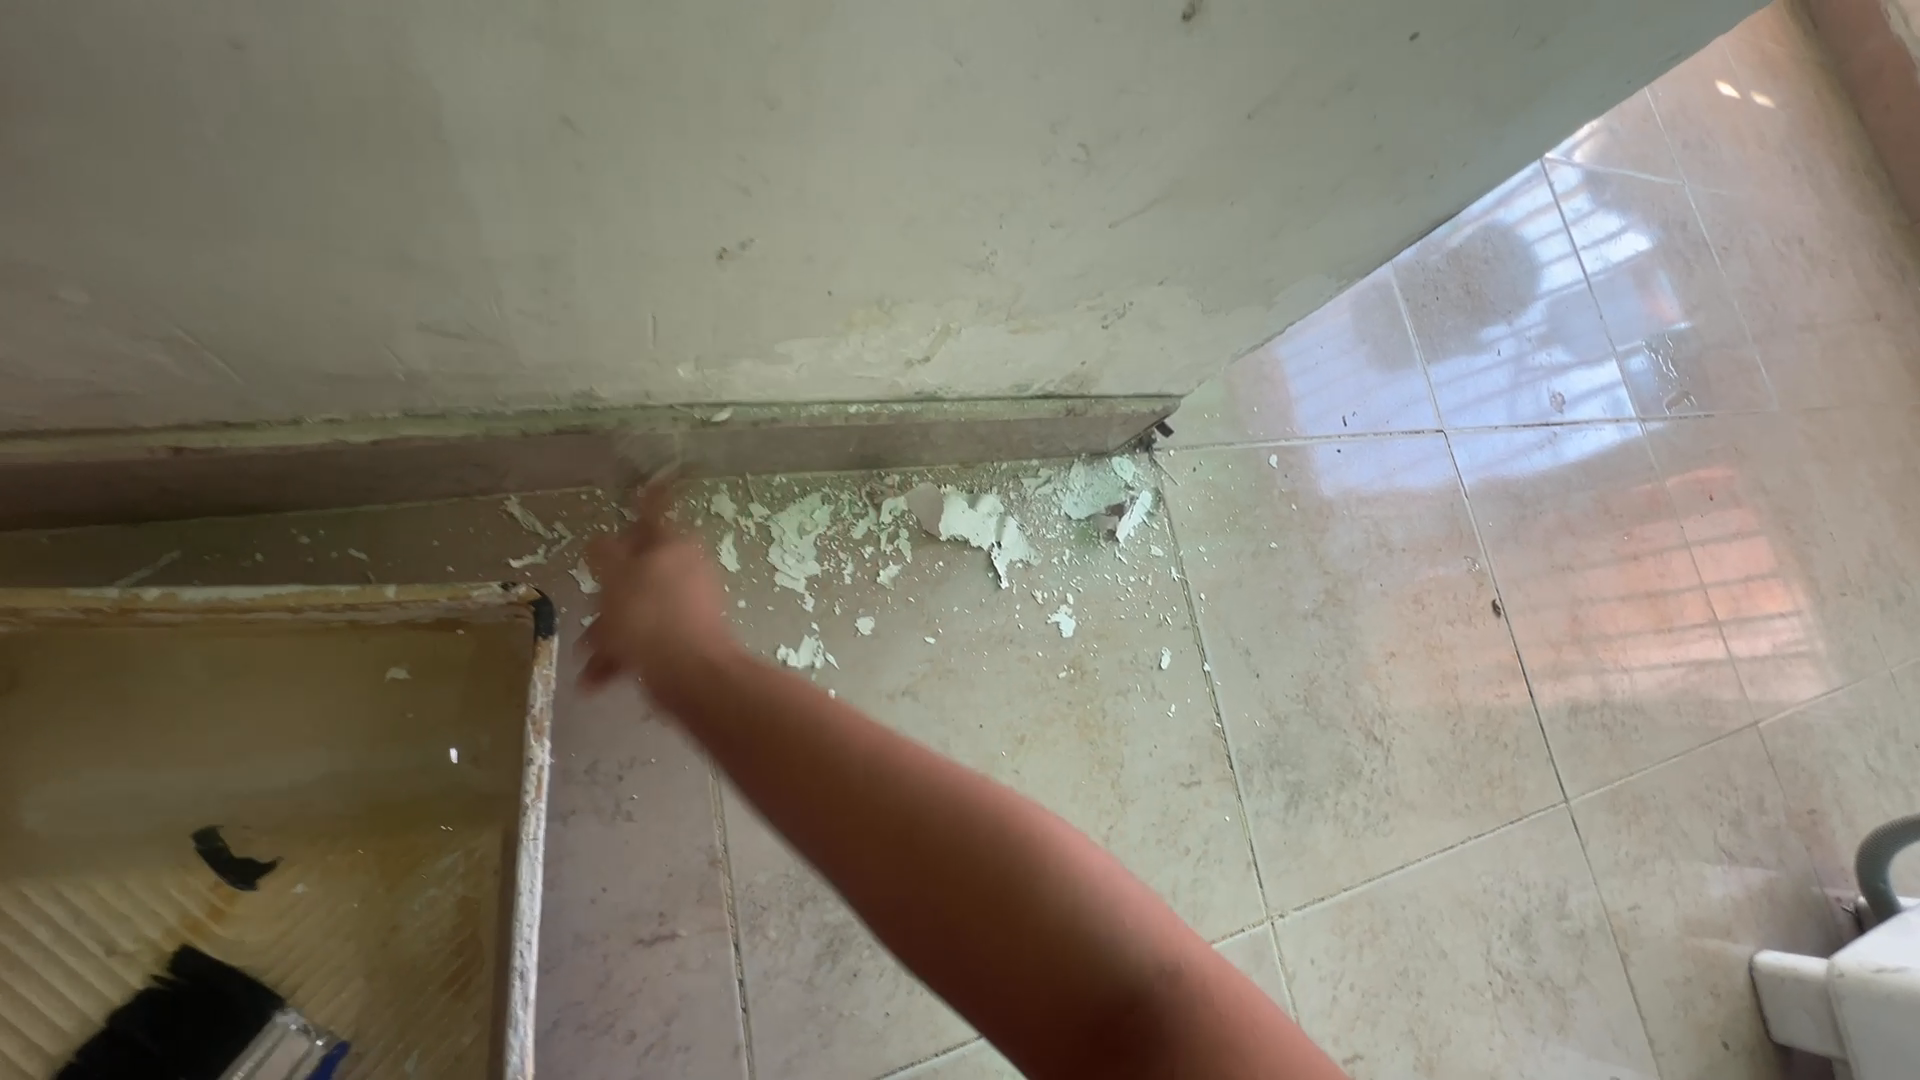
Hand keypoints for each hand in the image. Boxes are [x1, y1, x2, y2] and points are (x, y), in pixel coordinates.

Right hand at [579, 474, 741, 710]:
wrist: (692, 675)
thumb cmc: (650, 617)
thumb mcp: (616, 577)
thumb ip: (606, 554)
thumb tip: (601, 540)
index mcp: (674, 544)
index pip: (656, 510)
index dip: (648, 497)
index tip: (646, 484)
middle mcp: (686, 570)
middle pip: (639, 568)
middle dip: (607, 593)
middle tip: (592, 606)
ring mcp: (688, 605)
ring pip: (637, 608)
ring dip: (608, 631)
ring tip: (588, 655)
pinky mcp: (686, 638)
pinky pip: (646, 638)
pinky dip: (622, 655)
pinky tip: (597, 677)